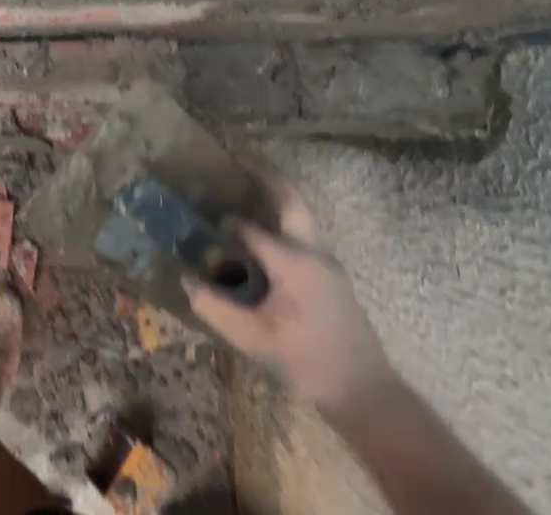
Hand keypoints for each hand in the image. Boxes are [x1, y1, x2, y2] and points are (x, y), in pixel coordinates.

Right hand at [187, 184, 396, 414]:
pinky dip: (280, 231)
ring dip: (273, 206)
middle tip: (240, 160)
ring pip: (298, 222)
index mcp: (293, 261)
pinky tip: (260, 249)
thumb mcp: (251, 337)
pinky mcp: (332, 280)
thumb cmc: (305, 359)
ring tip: (243, 200)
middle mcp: (313, 254)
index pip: (248, 229)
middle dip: (266, 180)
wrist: (364, 390)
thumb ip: (213, 306)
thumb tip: (186, 280)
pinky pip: (301, 242)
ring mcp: (328, 266)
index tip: (197, 222)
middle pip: (290, 204)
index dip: (221, 226)